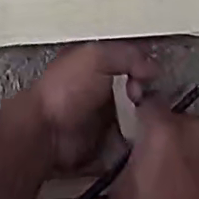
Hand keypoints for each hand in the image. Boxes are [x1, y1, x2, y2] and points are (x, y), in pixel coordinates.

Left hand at [22, 42, 157, 170]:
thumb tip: (153, 68)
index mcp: (98, 63)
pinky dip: (140, 141)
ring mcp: (106, 117)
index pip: (131, 58)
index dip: (144, 64)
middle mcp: (104, 87)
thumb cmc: (67, 87)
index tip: (150, 75)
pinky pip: (131, 141)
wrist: (45, 133)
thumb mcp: (97, 56)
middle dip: (147, 93)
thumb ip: (127, 55)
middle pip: (139, 87)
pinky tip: (148, 138)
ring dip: (147, 118)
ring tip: (149, 120)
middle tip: (141, 98)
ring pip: (138, 114)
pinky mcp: (107, 143)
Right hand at [112, 102, 198, 198]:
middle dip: (170, 137)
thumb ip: (123, 157)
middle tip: (167, 168)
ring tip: (193, 181)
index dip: (144, 113)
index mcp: (162, 129)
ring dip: (194, 148)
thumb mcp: (122, 195)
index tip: (142, 129)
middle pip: (177, 120)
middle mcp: (195, 123)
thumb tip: (128, 142)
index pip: (150, 101)